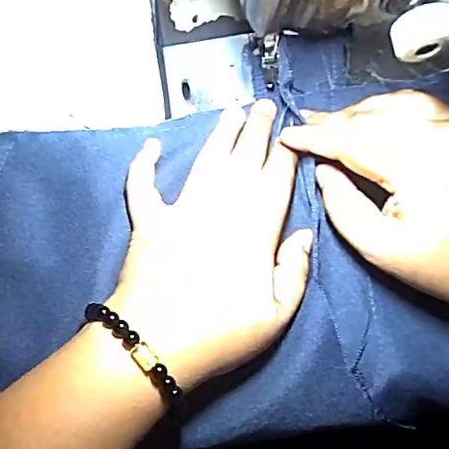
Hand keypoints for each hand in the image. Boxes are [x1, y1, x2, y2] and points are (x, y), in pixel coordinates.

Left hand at [106, 100, 314, 385]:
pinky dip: (144, 164)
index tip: (293, 131)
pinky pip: (143, 186)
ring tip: (231, 110)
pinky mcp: (148, 222)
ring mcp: (181, 212)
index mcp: (255, 229)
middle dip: (256, 129)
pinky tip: (151, 146)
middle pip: (243, 159)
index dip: (286, 152)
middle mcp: (220, 209)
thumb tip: (304, 234)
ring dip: (219, 134)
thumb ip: (294, 271)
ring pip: (205, 161)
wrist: (154, 344)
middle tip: (264, 104)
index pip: (276, 179)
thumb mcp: (276, 315)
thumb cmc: (220, 335)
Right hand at [276, 90, 448, 326]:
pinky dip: (393, 112)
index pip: (356, 138)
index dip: (317, 136)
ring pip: (400, 104)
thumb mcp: (380, 249)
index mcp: (424, 163)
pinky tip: (375, 122)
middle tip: (304, 125)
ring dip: (363, 112)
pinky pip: (426, 109)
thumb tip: (323, 169)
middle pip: (376, 115)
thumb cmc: (445, 269)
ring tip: (333, 122)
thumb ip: (343, 206)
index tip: (288, 137)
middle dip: (336, 121)